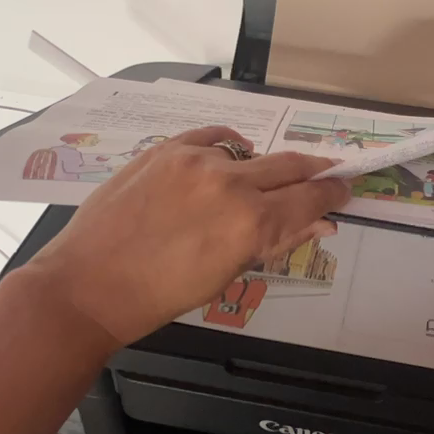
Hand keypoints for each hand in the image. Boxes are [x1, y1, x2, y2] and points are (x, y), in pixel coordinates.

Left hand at [23, 126, 351, 349]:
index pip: (311, 198)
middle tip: (324, 177)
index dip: (333, 194)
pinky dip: (228, 148)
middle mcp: (230, 183)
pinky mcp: (167, 148)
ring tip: (252, 188)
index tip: (344, 190)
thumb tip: (320, 224)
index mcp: (250, 223)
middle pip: (290, 166)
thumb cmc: (162, 295)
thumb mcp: (228, 274)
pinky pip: (214, 138)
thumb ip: (278, 241)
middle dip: (313, 172)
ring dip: (263, 169)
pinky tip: (228, 159)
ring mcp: (196, 159)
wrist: (90, 283)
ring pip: (251, 154)